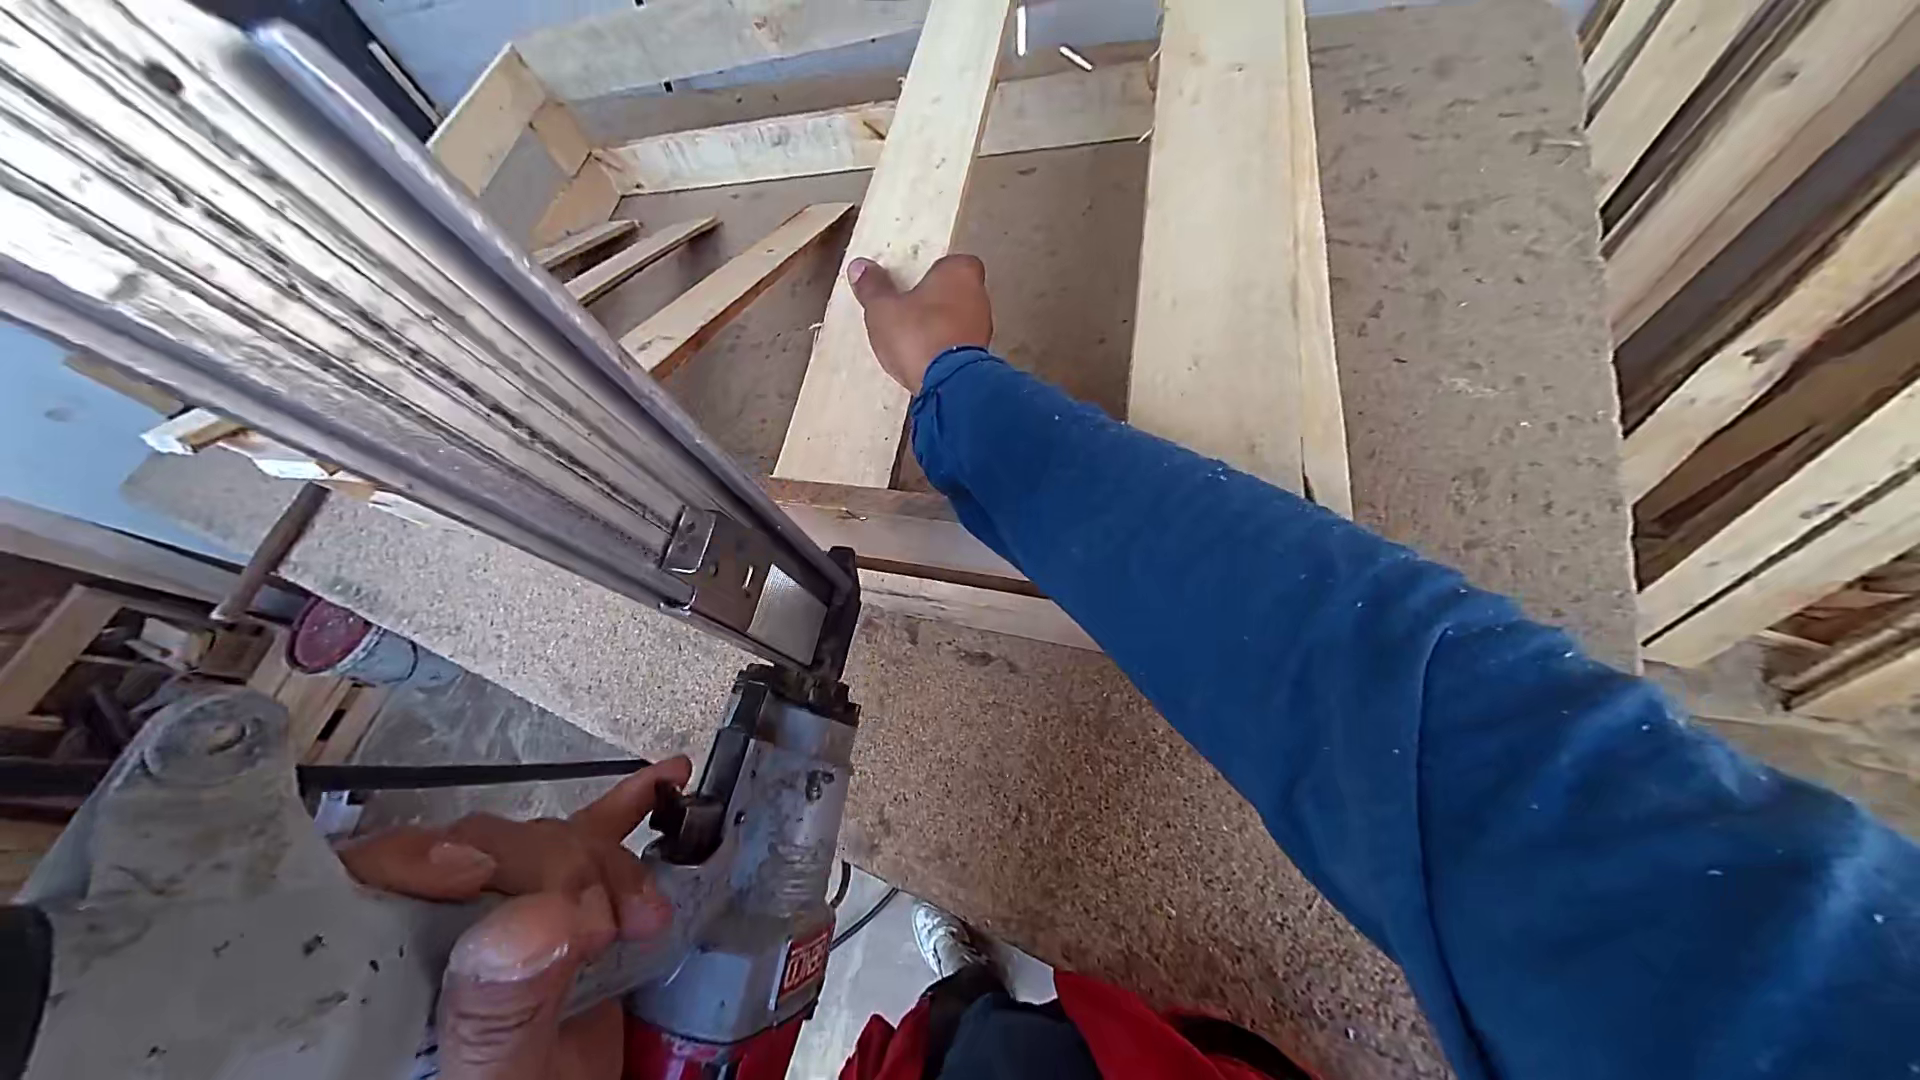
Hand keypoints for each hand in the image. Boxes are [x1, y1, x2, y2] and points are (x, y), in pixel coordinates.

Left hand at [339, 756, 693, 1079]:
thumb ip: (497, 1016)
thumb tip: (539, 916)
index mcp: (383, 974)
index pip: (371, 880)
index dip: (421, 856)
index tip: (481, 875)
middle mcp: (439, 928)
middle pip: (484, 848)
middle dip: (556, 869)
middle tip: (604, 930)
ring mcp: (512, 907)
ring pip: (551, 839)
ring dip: (608, 861)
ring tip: (644, 917)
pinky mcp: (572, 902)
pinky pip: (600, 832)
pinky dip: (633, 805)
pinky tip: (668, 780)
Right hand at [846, 254, 992, 392]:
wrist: (947, 384)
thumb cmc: (918, 335)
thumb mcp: (883, 309)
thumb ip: (872, 287)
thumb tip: (860, 267)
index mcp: (961, 271)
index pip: (948, 262)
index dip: (929, 273)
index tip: (909, 285)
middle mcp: (979, 296)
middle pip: (954, 292)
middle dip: (934, 301)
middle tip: (907, 312)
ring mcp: (983, 328)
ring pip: (958, 320)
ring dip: (940, 327)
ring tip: (913, 340)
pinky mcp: (981, 357)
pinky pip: (959, 346)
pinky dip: (945, 349)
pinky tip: (926, 359)